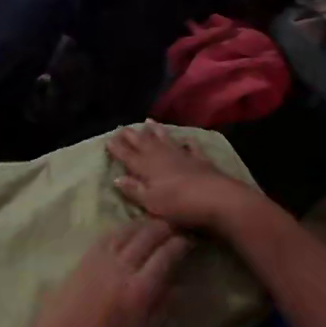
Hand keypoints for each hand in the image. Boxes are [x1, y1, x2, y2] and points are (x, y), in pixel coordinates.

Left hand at [15, 220, 190, 326]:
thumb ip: (161, 311)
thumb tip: (178, 286)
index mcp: (140, 292)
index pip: (166, 256)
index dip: (181, 244)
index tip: (191, 239)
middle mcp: (122, 268)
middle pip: (148, 236)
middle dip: (166, 227)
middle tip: (178, 225)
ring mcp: (100, 261)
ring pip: (128, 230)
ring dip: (145, 224)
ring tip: (157, 223)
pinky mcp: (84, 260)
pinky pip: (108, 235)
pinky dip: (123, 228)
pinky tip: (129, 230)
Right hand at [109, 122, 257, 231]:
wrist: (217, 199)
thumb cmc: (179, 204)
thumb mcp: (151, 202)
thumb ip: (133, 189)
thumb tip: (117, 177)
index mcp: (148, 167)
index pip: (129, 156)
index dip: (118, 148)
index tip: (108, 139)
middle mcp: (163, 157)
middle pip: (145, 144)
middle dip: (133, 136)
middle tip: (123, 127)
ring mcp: (183, 156)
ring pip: (166, 140)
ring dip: (157, 131)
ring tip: (148, 121)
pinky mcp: (200, 161)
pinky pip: (191, 147)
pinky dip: (187, 142)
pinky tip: (185, 139)